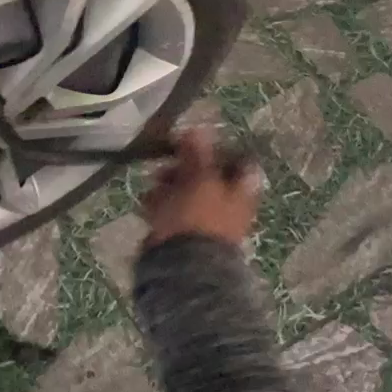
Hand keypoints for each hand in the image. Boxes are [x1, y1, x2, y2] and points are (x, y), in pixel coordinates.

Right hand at [142, 130, 260, 246]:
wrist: (184, 263)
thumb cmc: (198, 216)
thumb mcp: (199, 178)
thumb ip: (198, 153)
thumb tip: (198, 127)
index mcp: (242, 190)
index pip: (238, 161)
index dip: (219, 148)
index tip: (195, 142)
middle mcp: (228, 203)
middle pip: (209, 175)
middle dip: (184, 167)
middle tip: (167, 163)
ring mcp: (206, 219)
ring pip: (187, 191)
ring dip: (168, 185)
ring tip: (153, 185)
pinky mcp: (184, 231)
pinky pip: (172, 210)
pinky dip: (160, 204)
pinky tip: (149, 204)